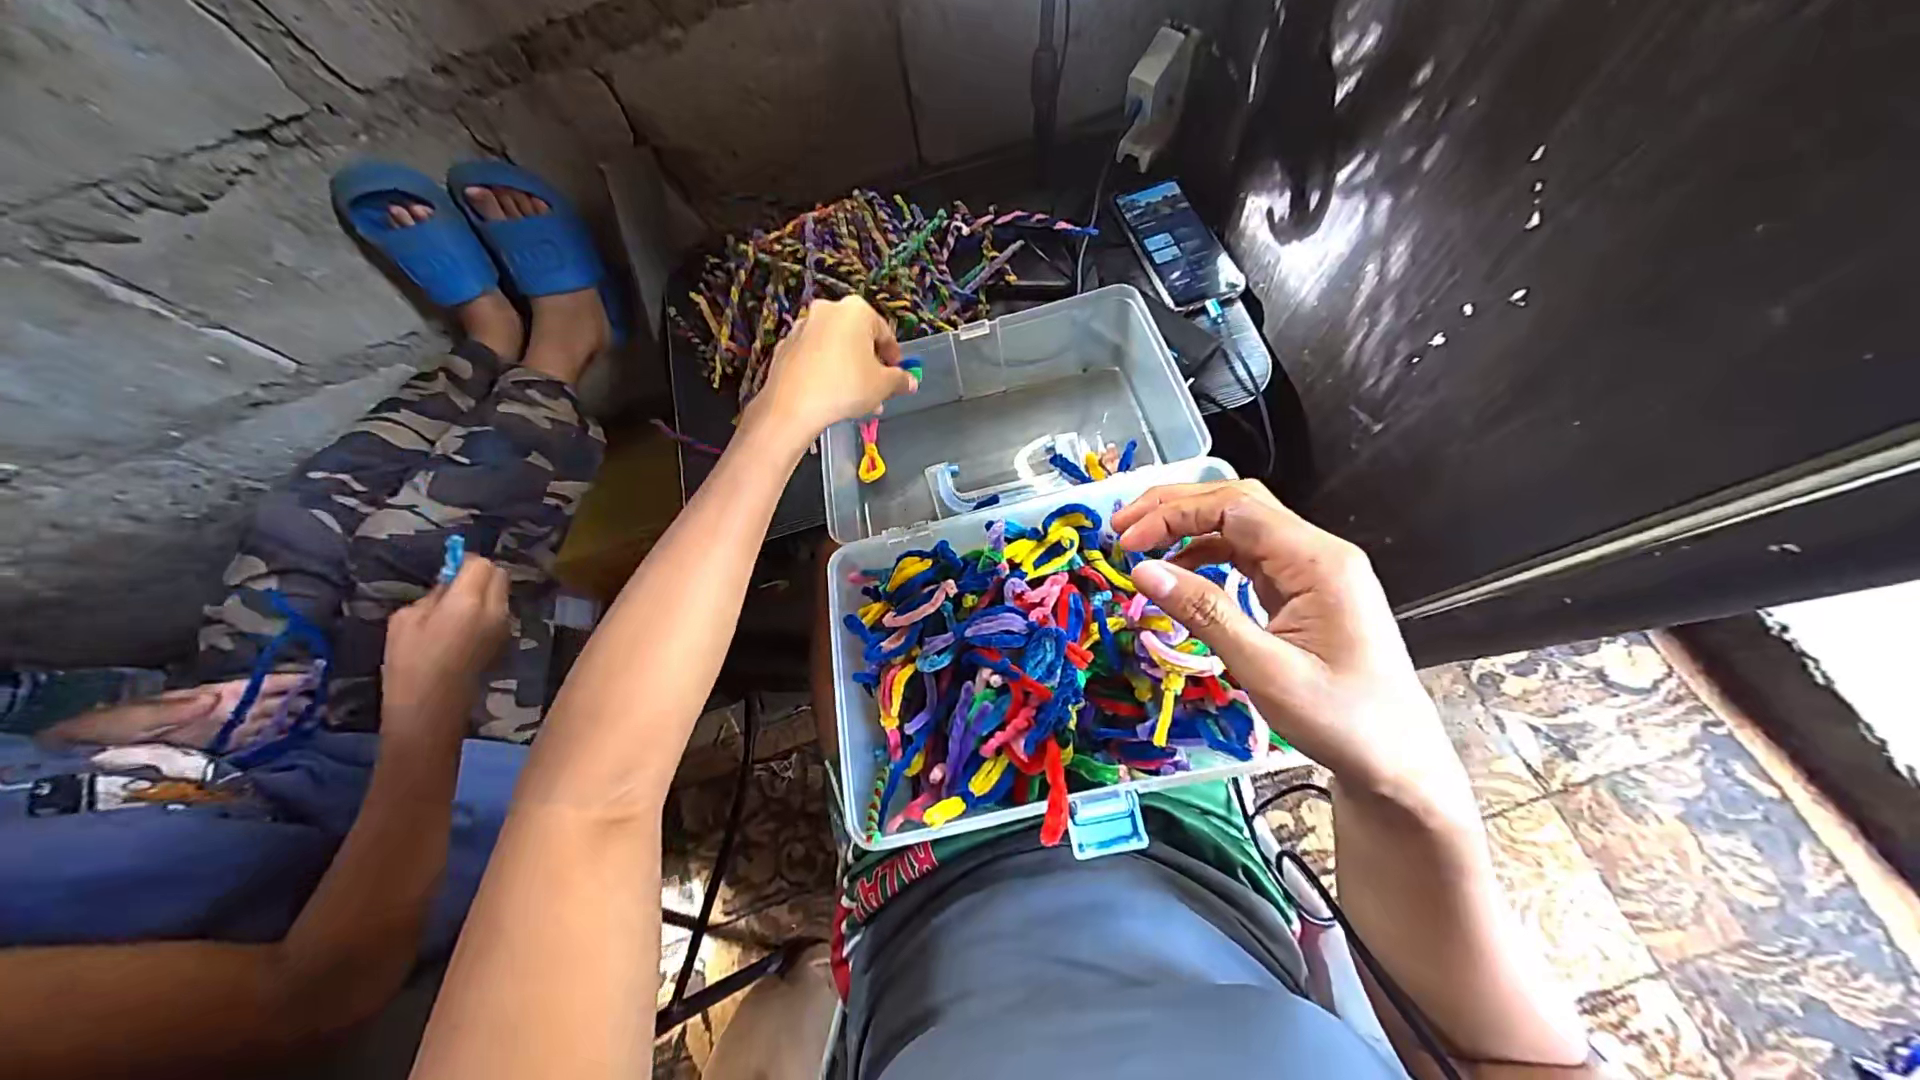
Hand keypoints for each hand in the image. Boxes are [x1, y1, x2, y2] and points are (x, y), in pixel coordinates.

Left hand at [43, 673, 309, 750]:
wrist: (82, 757)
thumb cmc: (108, 729)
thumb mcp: (137, 716)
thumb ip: (175, 709)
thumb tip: (215, 698)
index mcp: (215, 696)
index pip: (263, 685)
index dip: (292, 679)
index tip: (323, 675)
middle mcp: (228, 710)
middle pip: (275, 702)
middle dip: (305, 699)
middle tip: (337, 701)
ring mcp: (225, 730)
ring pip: (271, 721)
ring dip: (296, 719)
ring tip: (325, 719)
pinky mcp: (219, 750)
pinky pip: (256, 742)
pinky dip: (278, 739)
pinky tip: (296, 740)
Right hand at [381, 556, 510, 738]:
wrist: (433, 704)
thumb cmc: (410, 661)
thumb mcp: (407, 619)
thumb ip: (434, 595)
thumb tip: (449, 584)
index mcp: (469, 601)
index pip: (481, 565)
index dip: (465, 562)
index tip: (448, 569)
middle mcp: (496, 609)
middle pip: (499, 574)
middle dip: (480, 573)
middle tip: (454, 584)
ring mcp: (505, 625)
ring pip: (502, 592)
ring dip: (485, 590)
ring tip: (456, 606)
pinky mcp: (506, 638)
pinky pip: (501, 611)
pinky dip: (487, 607)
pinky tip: (465, 624)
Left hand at [743, 296, 916, 445]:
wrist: (793, 405)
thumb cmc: (845, 387)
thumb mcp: (883, 385)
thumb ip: (900, 380)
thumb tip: (910, 381)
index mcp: (856, 310)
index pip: (885, 333)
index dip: (894, 357)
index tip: (897, 375)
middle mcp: (828, 310)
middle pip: (858, 339)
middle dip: (870, 365)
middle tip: (878, 389)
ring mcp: (803, 326)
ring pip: (836, 348)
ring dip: (849, 369)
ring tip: (856, 399)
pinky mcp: (786, 346)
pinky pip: (815, 356)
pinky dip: (826, 370)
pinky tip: (832, 394)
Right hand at [1112, 480, 1473, 815]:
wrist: (1395, 762)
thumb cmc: (1342, 720)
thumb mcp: (1265, 670)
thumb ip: (1204, 613)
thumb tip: (1143, 572)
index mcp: (1317, 561)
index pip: (1233, 508)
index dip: (1172, 516)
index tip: (1126, 542)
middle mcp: (1316, 552)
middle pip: (1235, 502)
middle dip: (1174, 507)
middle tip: (1121, 527)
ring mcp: (1309, 569)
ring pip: (1237, 525)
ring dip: (1186, 528)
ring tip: (1140, 545)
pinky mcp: (1300, 589)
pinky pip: (1245, 556)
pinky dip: (1204, 555)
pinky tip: (1179, 573)